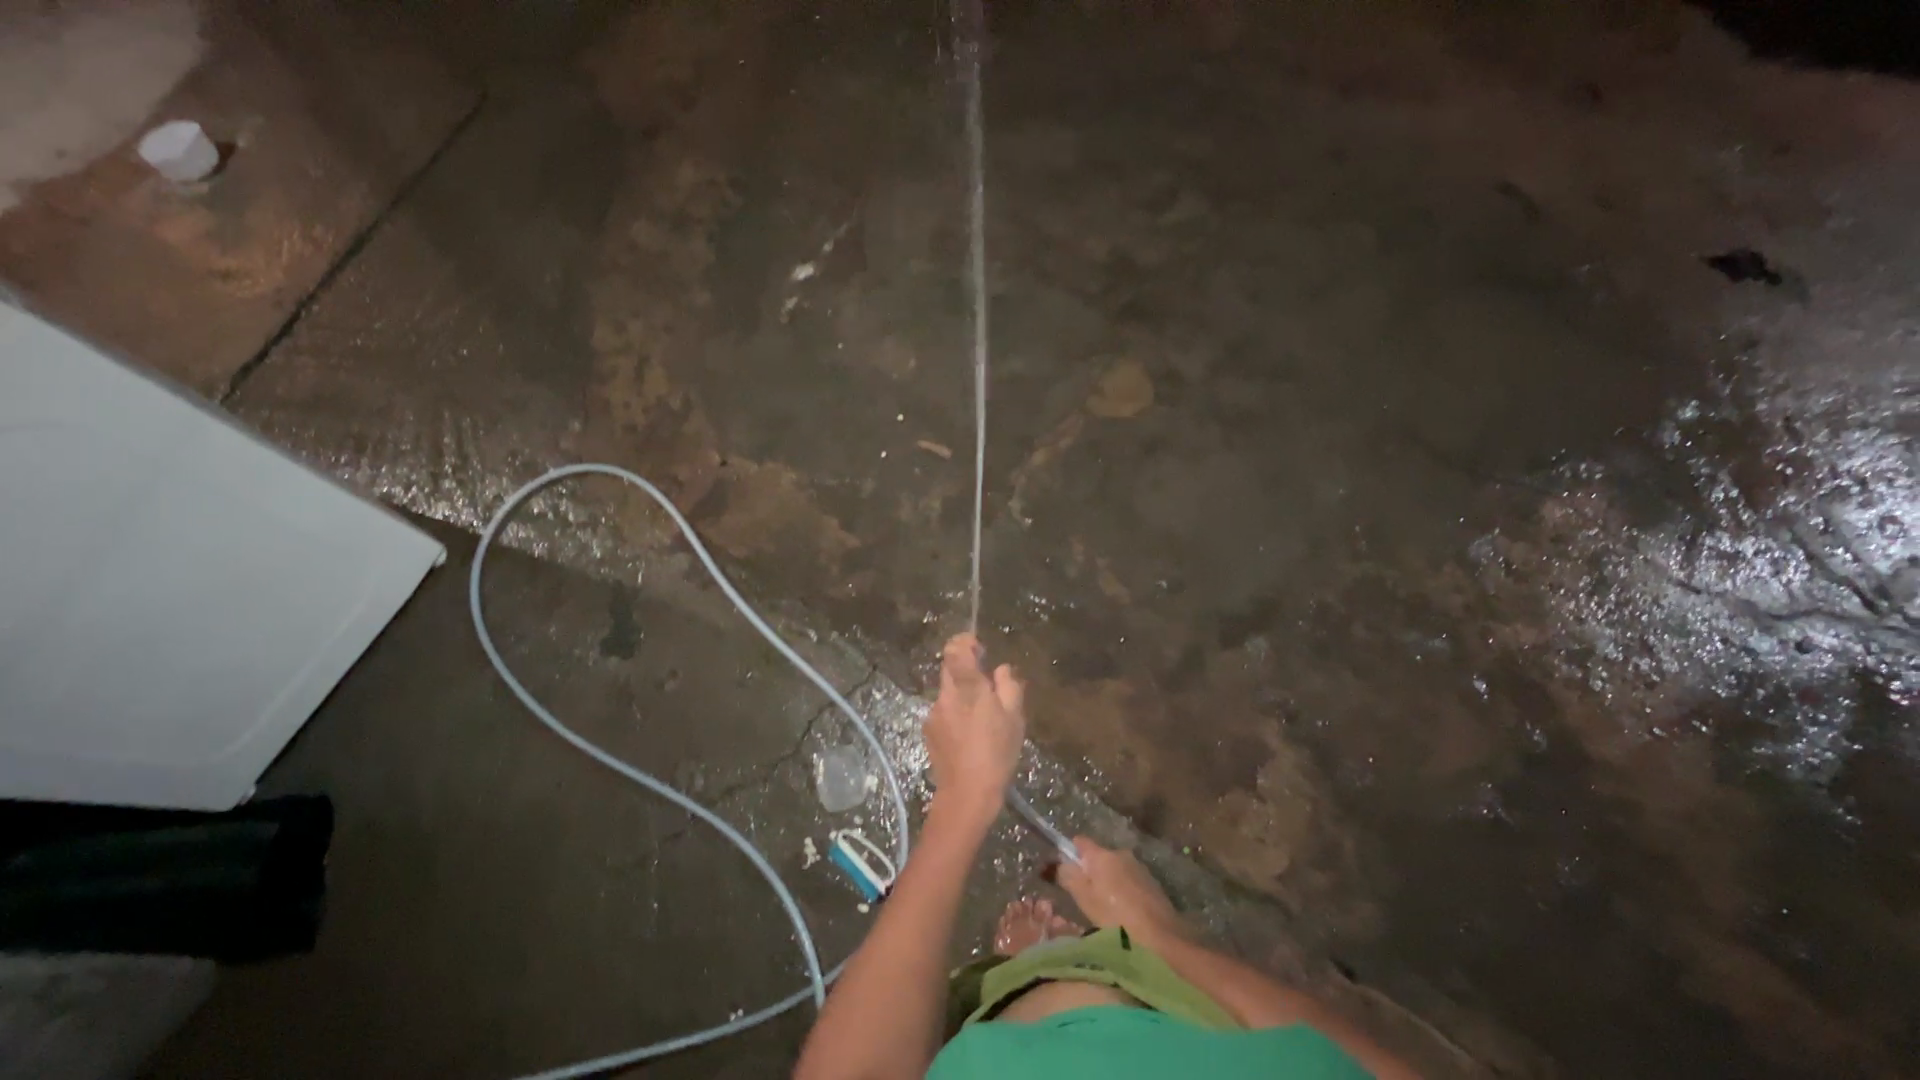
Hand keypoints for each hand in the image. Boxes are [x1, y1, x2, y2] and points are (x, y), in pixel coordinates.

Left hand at [924, 633, 1025, 816]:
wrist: (967, 792)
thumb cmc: (997, 753)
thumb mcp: (1015, 718)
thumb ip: (1009, 686)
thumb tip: (1000, 669)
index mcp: (968, 687)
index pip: (955, 649)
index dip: (964, 642)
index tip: (978, 648)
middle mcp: (946, 695)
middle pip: (949, 668)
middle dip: (965, 669)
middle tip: (985, 682)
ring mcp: (933, 713)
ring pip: (947, 692)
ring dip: (961, 695)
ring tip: (980, 718)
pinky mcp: (928, 729)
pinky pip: (943, 711)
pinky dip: (954, 713)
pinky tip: (967, 735)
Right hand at [1057, 837, 1187, 944]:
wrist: (1159, 935)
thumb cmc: (1115, 917)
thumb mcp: (1084, 899)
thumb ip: (1068, 876)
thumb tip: (1059, 862)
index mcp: (1102, 855)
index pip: (1080, 841)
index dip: (1070, 852)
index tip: (1066, 870)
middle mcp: (1121, 853)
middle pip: (1098, 856)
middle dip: (1090, 871)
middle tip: (1085, 896)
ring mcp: (1138, 867)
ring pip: (1115, 869)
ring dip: (1108, 881)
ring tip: (1105, 906)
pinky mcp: (1151, 882)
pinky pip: (1129, 879)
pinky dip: (1123, 890)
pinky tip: (1124, 910)